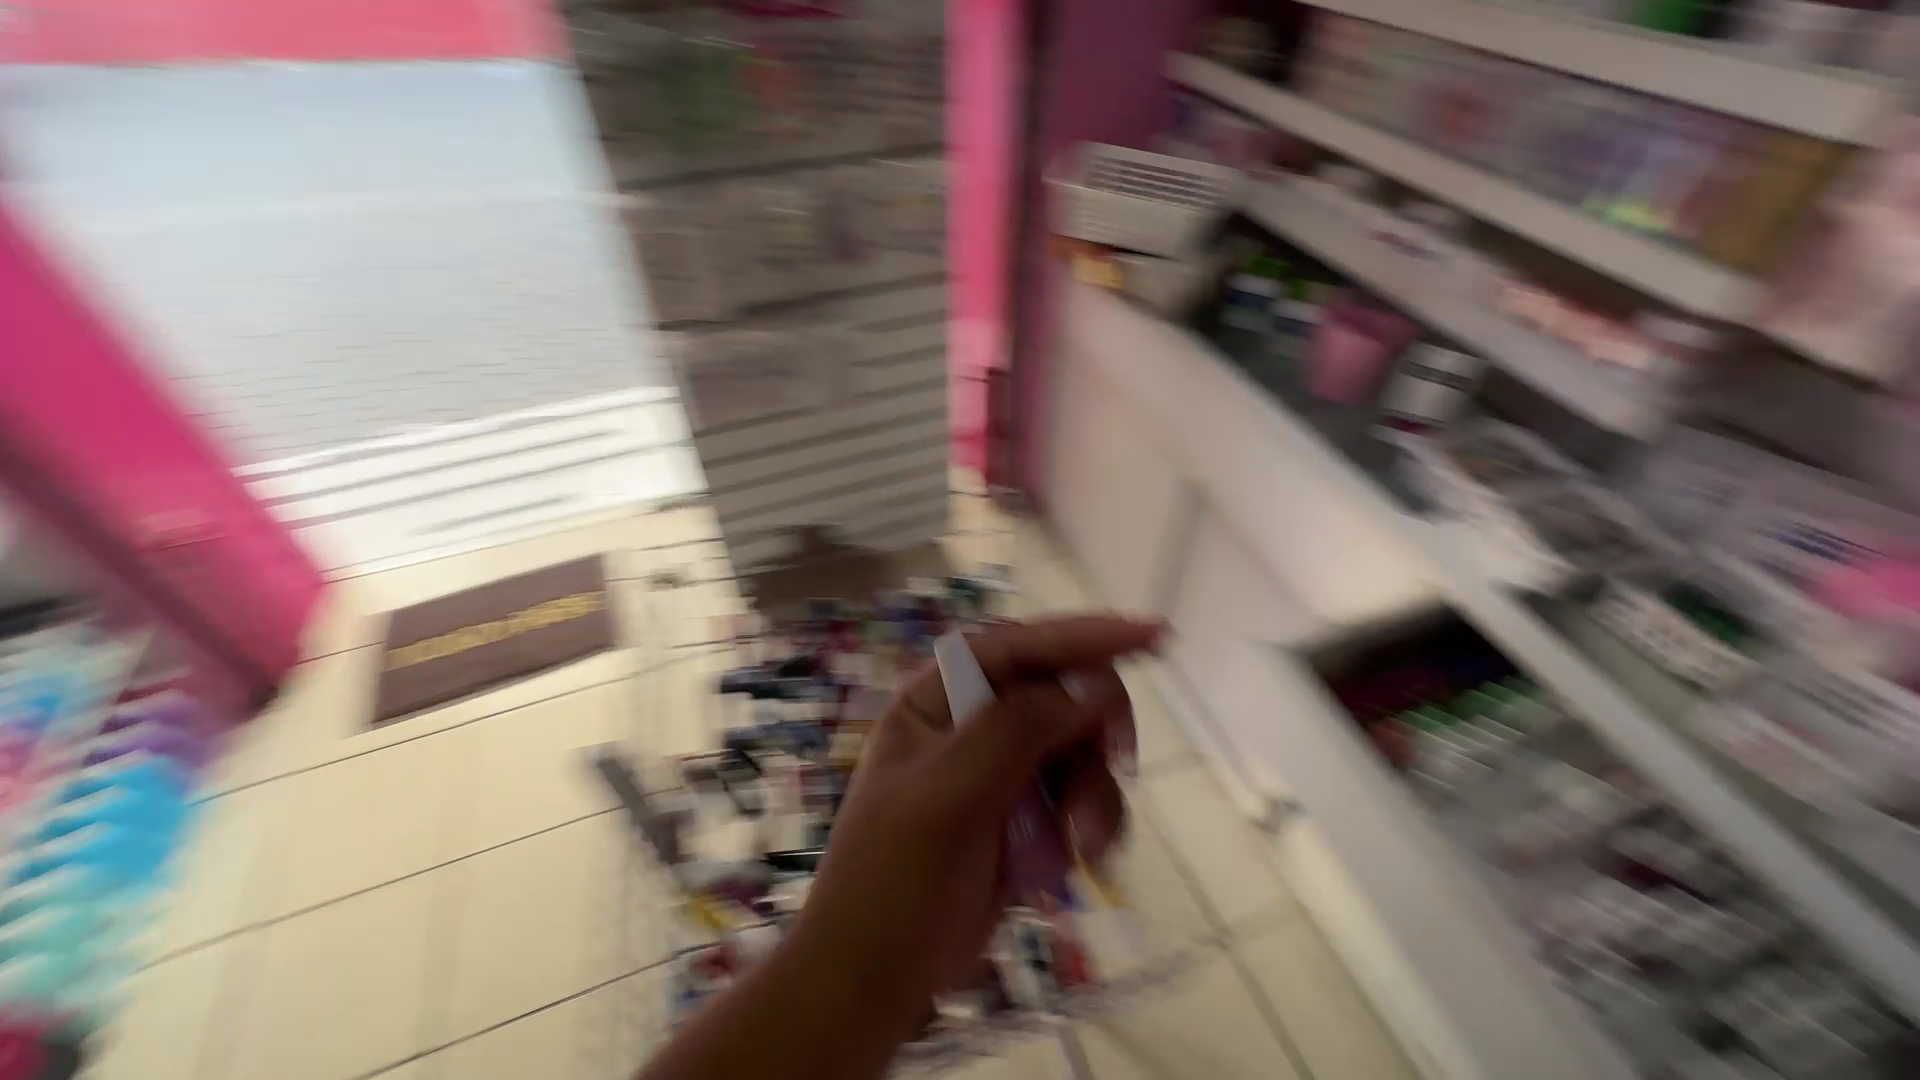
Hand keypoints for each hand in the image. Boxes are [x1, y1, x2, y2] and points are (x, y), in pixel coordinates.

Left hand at [790, 614, 1165, 1009]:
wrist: (878, 976)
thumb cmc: (893, 879)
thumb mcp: (948, 796)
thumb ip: (1016, 730)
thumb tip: (1092, 683)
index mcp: (939, 698)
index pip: (1020, 646)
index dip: (1085, 635)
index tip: (1154, 635)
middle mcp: (974, 722)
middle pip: (1064, 694)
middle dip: (1094, 732)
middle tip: (1117, 762)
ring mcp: (1003, 770)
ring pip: (1083, 750)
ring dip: (1095, 795)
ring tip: (1082, 850)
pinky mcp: (1027, 815)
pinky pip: (1084, 798)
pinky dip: (1093, 826)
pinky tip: (1079, 864)